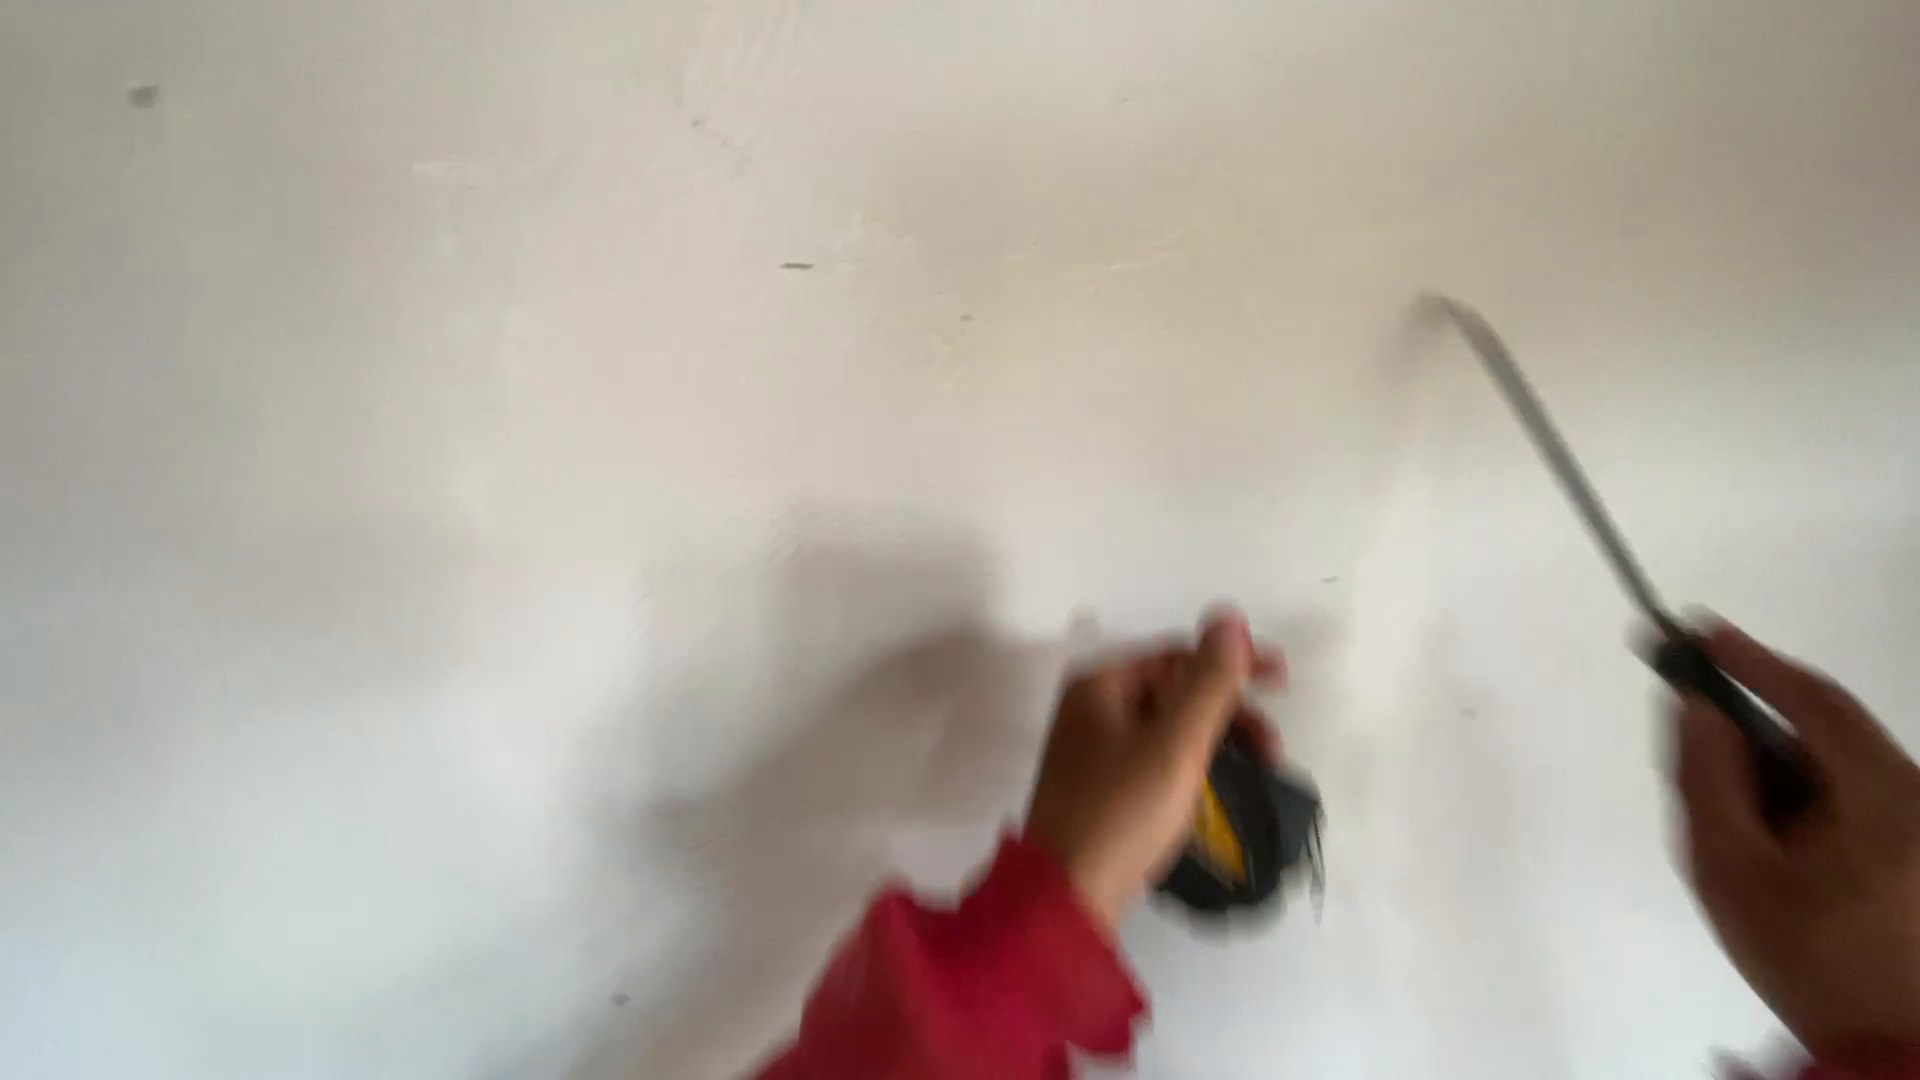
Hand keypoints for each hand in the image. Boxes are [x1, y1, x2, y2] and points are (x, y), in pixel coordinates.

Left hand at [1025, 609, 1283, 931]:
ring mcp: (1090, 746)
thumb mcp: (1175, 743)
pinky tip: (1211, 785)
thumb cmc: (1122, 809)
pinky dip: (1187, 762)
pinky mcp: (1098, 783)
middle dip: (1226, 710)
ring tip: (1254, 768)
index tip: (1282, 678)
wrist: (1067, 893)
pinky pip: (1152, 755)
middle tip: (1271, 745)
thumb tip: (1227, 618)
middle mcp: (1090, 706)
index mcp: (1100, 684)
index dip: (1231, 663)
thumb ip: (1208, 683)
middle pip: (1172, 689)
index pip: (1176, 656)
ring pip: (1165, 725)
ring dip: (1212, 738)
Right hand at [1671, 621, 1919, 1055]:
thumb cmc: (1797, 948)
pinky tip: (1770, 823)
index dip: (1751, 658)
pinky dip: (1799, 782)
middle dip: (1756, 708)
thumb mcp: (1726, 861)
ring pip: (1839, 759)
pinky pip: (1854, 789)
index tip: (1695, 628)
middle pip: (1830, 728)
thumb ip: (1706, 775)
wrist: (1888, 1044)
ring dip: (1774, 753)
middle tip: (1691, 707)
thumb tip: (1695, 704)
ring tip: (1727, 797)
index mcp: (1882, 802)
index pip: (1815, 702)